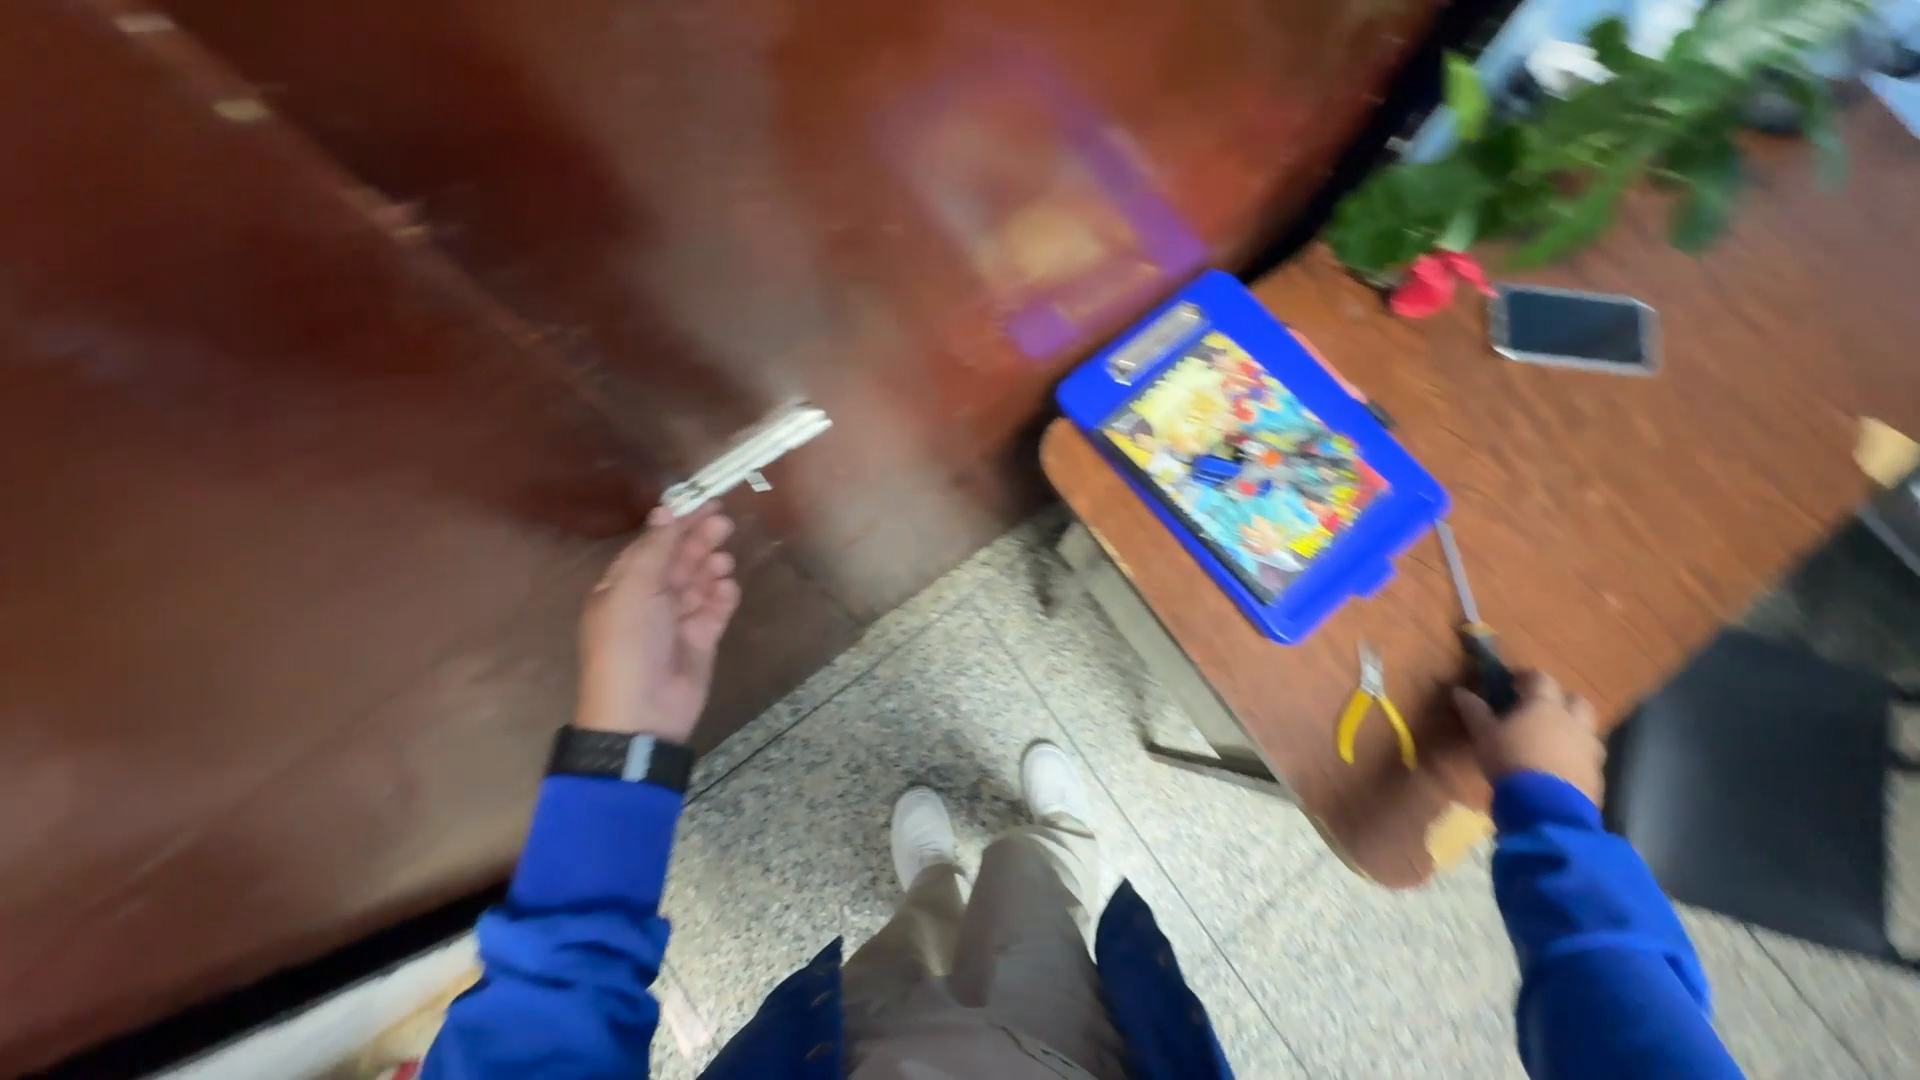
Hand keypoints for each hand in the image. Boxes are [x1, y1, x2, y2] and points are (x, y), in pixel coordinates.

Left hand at [576, 505, 740, 741]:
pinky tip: (727, 589)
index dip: (678, 523)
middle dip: (700, 540)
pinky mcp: (701, 639)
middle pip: (680, 559)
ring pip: (700, 582)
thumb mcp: (634, 589)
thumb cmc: (629, 643)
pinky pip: (716, 609)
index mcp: (623, 585)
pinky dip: (723, 597)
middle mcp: (650, 598)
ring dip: (712, 567)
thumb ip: (654, 548)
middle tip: (725, 523)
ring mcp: (677, 620)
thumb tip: (665, 511)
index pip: (653, 544)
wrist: (642, 710)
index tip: (704, 502)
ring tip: (724, 560)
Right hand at [1453, 670, 1604, 803]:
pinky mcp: (1596, 774)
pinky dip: (1575, 754)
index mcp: (1545, 706)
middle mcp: (1573, 722)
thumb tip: (1459, 691)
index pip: (1541, 679)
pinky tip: (1557, 765)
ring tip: (1551, 739)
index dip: (1527, 676)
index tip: (1513, 681)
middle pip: (1576, 700)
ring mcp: (1589, 748)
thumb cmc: (1510, 758)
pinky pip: (1588, 756)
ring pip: (1587, 729)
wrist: (1546, 805)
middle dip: (1561, 700)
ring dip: (1572, 728)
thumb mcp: (1483, 733)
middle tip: (1540, 708)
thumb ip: (1474, 710)